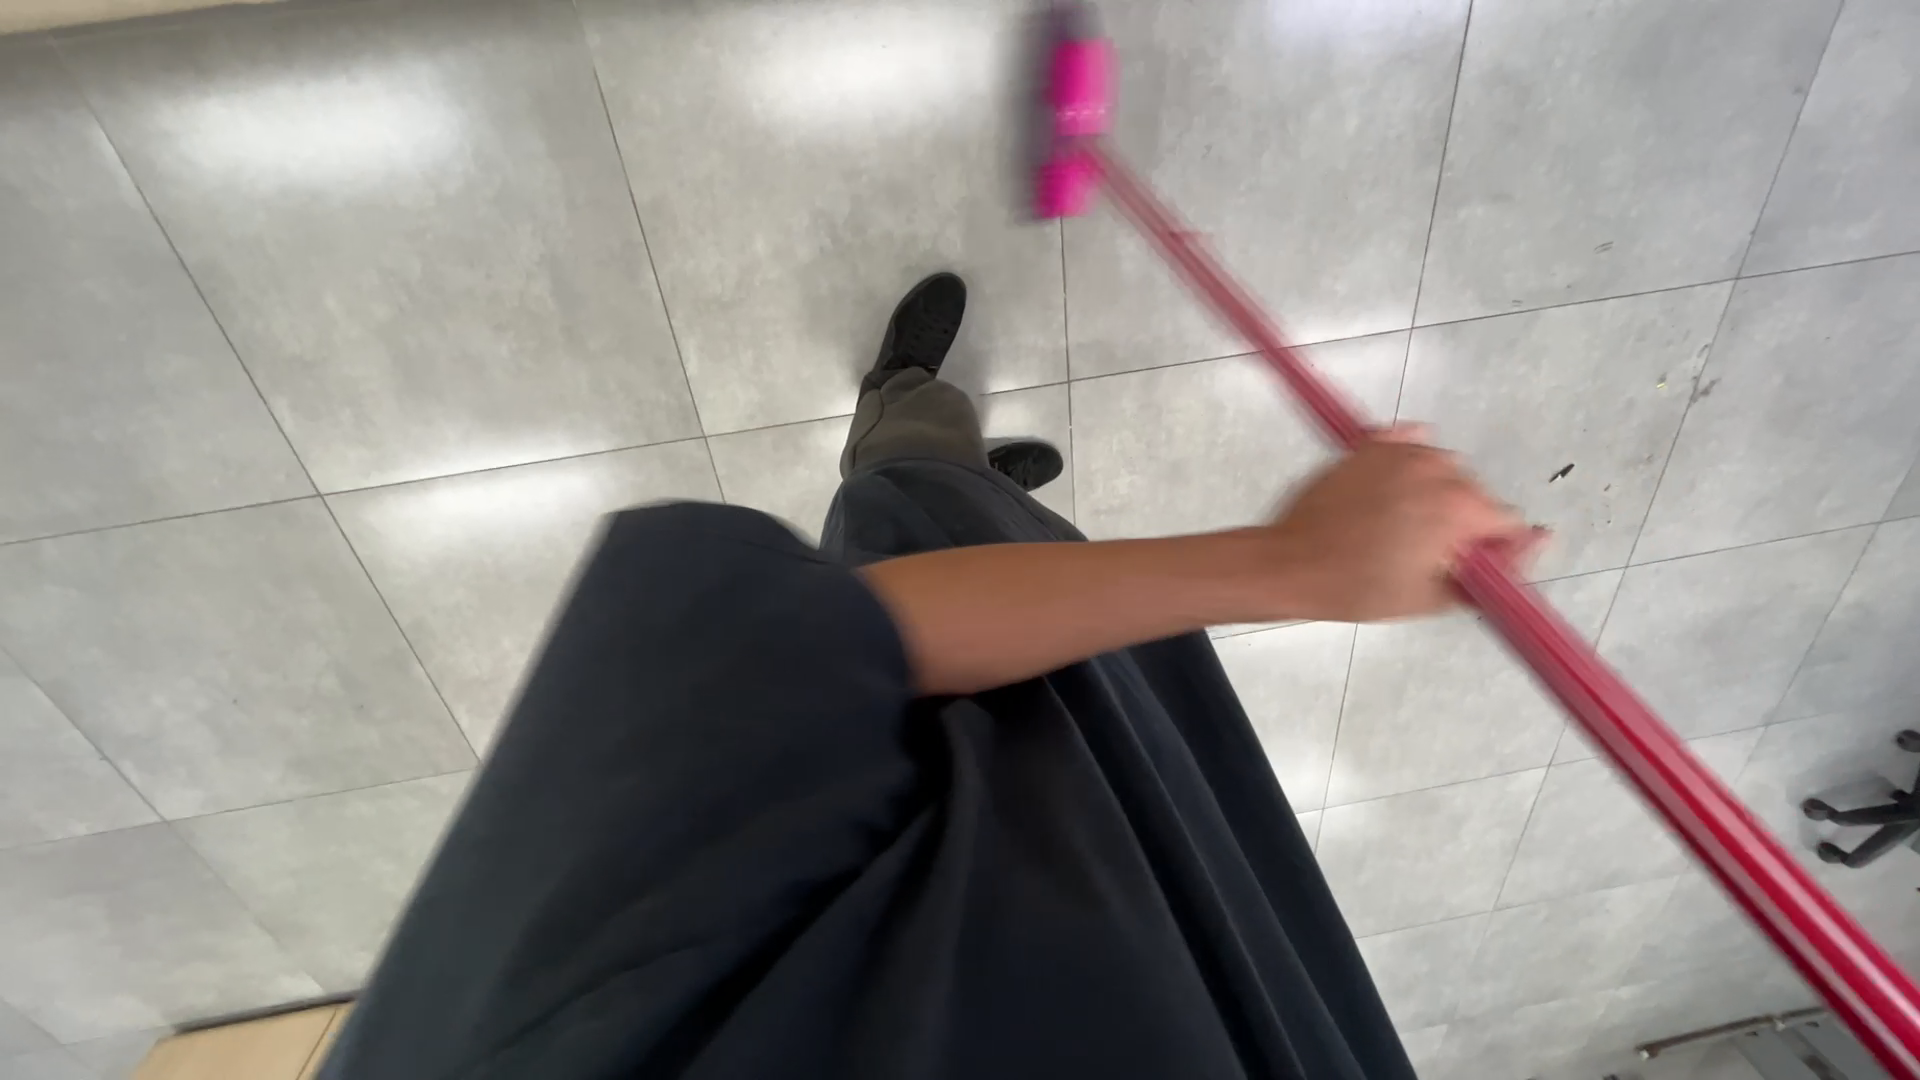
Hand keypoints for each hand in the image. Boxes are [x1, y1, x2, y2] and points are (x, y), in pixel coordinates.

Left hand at [1257, 423, 1545, 621]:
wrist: (1289, 564)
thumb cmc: (1356, 587)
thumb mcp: (1435, 596)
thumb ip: (1500, 569)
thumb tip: (1542, 540)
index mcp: (1460, 507)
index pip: (1506, 522)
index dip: (1487, 548)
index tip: (1456, 563)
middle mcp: (1436, 469)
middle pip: (1474, 493)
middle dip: (1456, 520)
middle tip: (1414, 550)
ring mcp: (1398, 452)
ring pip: (1442, 469)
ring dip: (1430, 491)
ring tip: (1391, 524)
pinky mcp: (1367, 445)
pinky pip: (1406, 442)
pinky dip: (1406, 460)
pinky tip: (1389, 486)